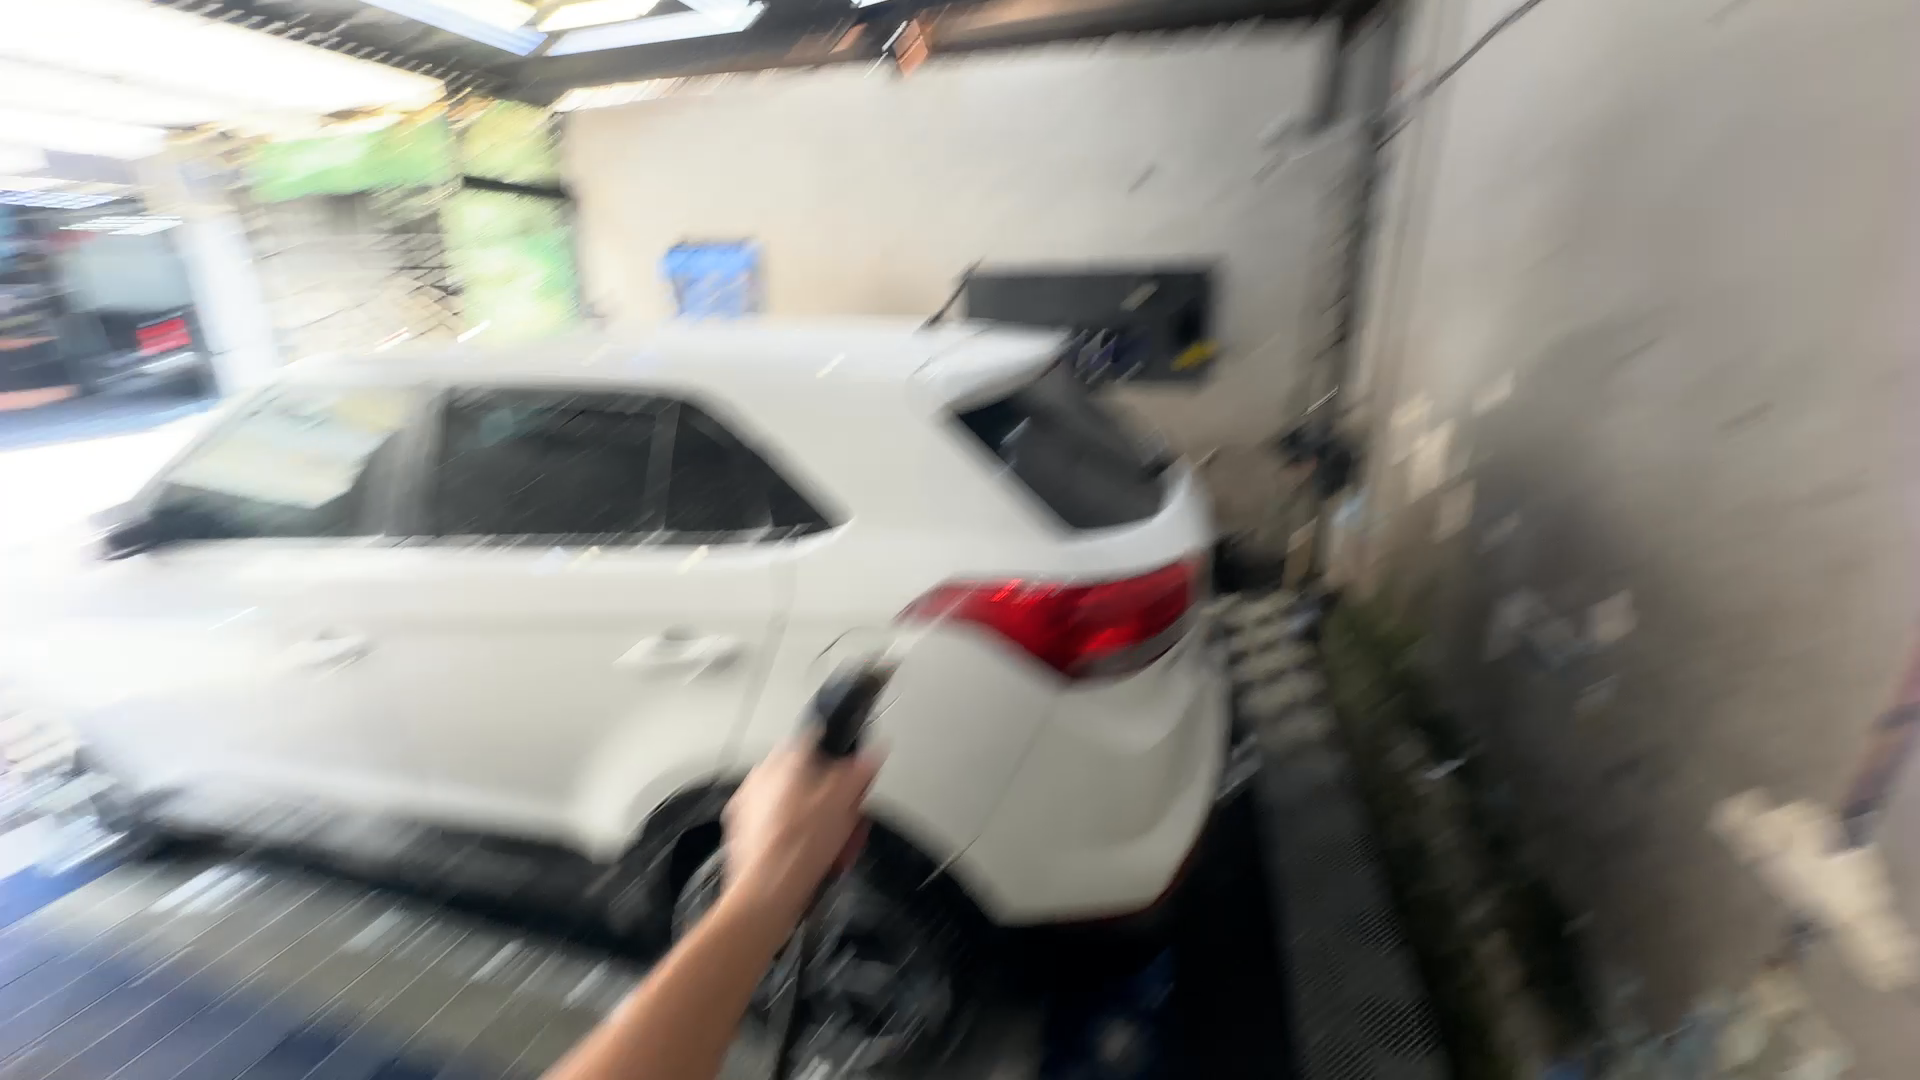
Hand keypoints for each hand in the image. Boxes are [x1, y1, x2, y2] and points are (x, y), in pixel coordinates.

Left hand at [720, 738, 881, 930]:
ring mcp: (750, 805)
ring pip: (797, 801)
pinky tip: (816, 854)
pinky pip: (782, 824)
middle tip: (849, 814)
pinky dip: (799, 834)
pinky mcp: (745, 832)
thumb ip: (861, 771)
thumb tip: (874, 753)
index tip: (854, 773)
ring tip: (836, 841)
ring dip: (820, 817)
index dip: (844, 756)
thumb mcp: (844, 801)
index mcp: (784, 759)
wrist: (766, 894)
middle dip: (835, 796)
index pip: (818, 738)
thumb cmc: (799, 848)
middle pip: (809, 775)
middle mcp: (762, 775)